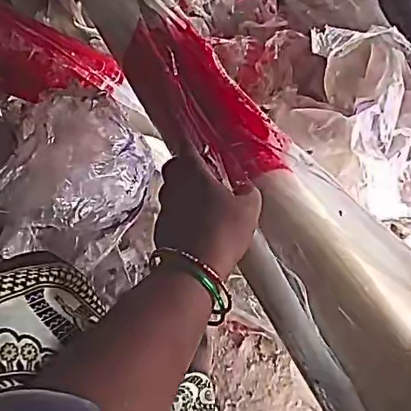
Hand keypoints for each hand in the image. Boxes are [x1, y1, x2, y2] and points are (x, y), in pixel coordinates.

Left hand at [154, 147, 261, 278]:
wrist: (193, 268)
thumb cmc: (221, 231)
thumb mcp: (248, 209)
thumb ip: (248, 192)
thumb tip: (246, 188)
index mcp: (192, 172)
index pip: (187, 147)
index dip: (192, 142)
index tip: (198, 142)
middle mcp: (173, 186)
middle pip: (174, 167)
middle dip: (187, 167)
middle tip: (205, 173)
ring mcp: (165, 207)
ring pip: (172, 190)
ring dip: (185, 191)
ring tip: (205, 200)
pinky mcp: (161, 227)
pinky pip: (172, 212)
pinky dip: (182, 213)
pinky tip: (198, 223)